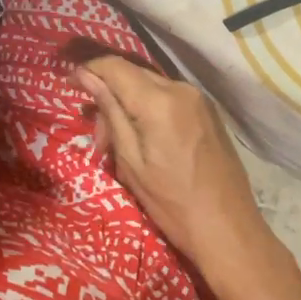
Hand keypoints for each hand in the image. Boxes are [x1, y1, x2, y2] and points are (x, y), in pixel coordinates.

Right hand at [73, 52, 265, 262]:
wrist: (230, 233)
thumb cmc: (173, 204)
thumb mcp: (131, 161)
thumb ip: (109, 112)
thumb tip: (85, 75)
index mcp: (159, 101)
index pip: (114, 66)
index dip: (89, 69)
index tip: (70, 82)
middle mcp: (181, 89)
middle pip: (132, 74)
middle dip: (108, 92)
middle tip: (97, 133)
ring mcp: (199, 100)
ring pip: (150, 86)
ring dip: (128, 103)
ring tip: (118, 142)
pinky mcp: (208, 113)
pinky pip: (169, 97)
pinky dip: (149, 108)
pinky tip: (144, 138)